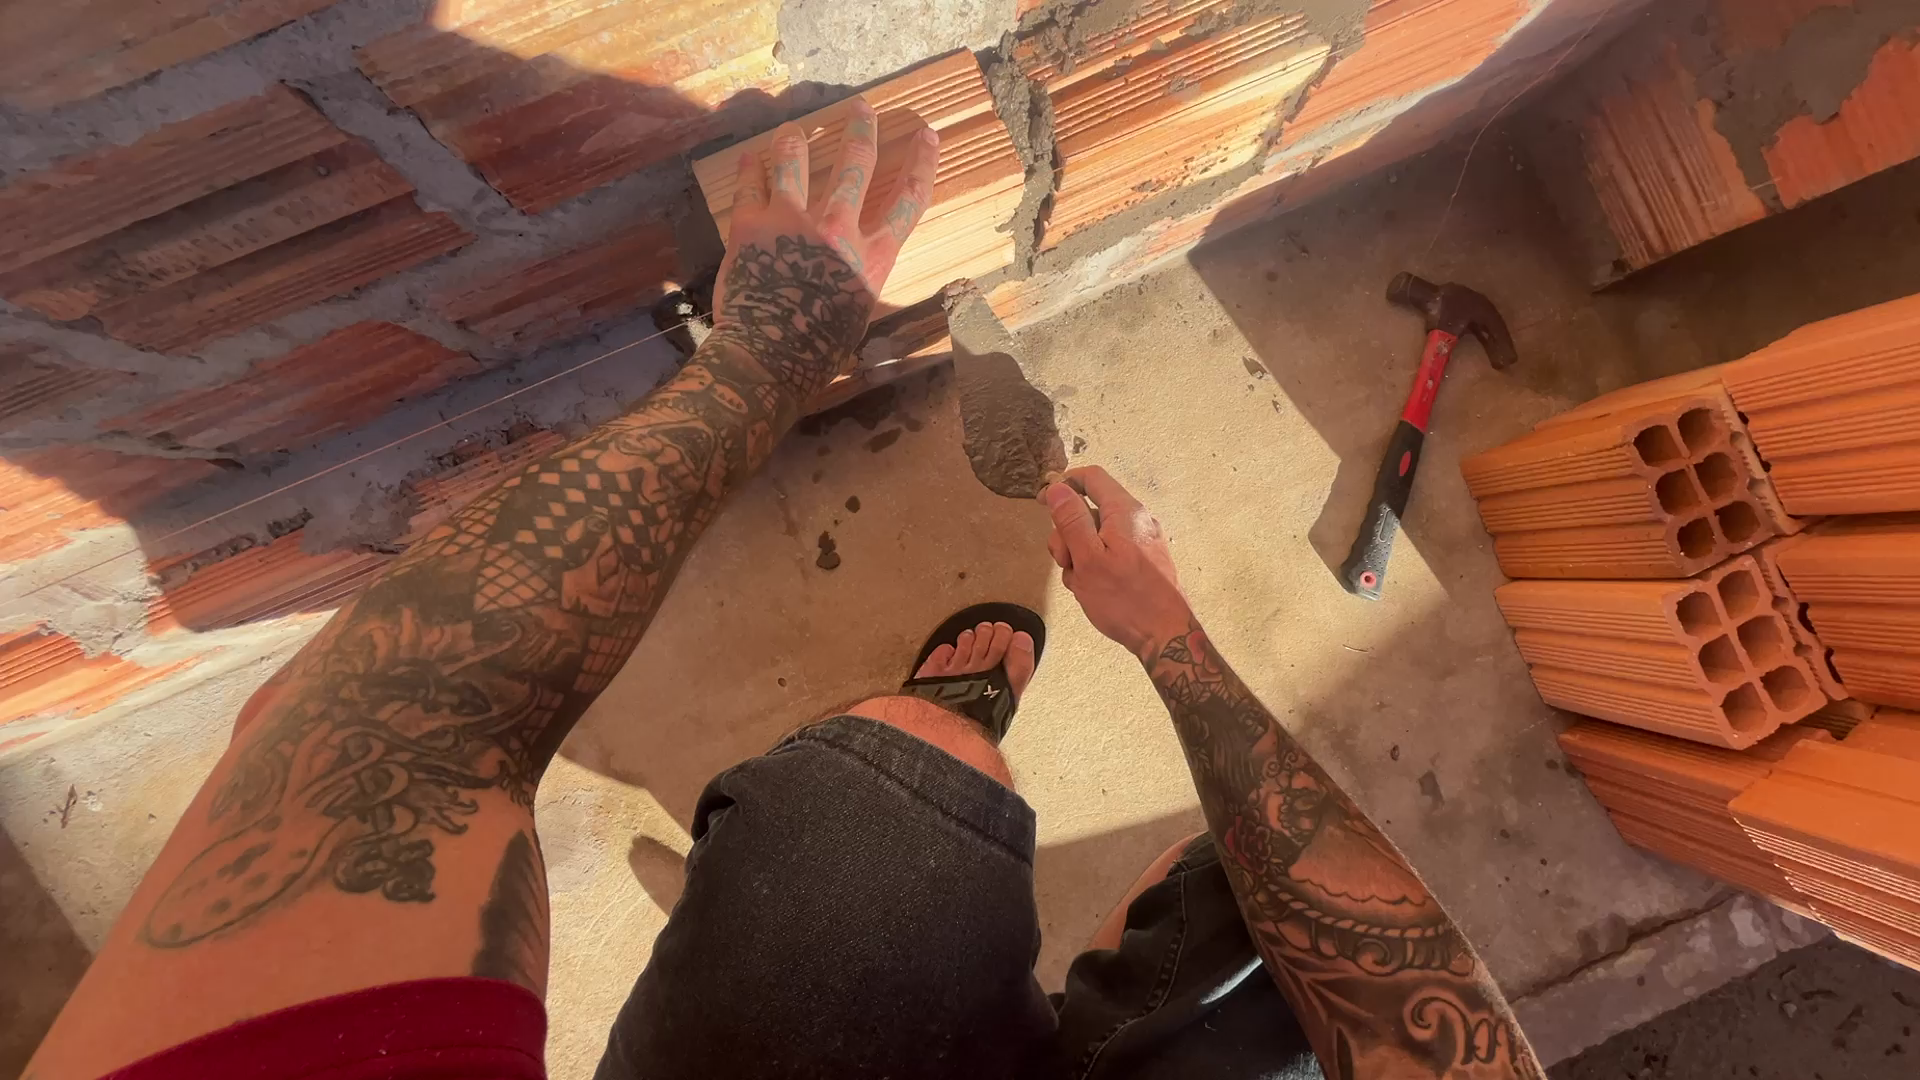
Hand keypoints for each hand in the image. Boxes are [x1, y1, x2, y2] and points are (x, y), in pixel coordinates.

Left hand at [708, 99, 939, 398]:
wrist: (768, 359)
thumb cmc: (817, 352)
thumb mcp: (857, 315)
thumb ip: (857, 279)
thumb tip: (847, 270)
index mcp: (872, 259)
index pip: (908, 202)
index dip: (921, 164)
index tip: (927, 134)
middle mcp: (838, 230)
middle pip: (857, 165)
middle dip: (861, 129)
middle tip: (861, 108)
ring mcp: (793, 220)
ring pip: (795, 159)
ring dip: (796, 140)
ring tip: (794, 132)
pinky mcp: (751, 222)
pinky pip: (751, 180)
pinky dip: (752, 166)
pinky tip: (751, 157)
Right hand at [1043, 466, 1194, 663]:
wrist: (1166, 635)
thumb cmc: (1125, 599)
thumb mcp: (1087, 558)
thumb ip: (1071, 520)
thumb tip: (1057, 488)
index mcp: (1125, 512)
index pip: (1091, 477)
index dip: (1063, 484)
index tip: (1042, 503)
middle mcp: (1137, 520)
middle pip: (1090, 509)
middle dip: (1067, 532)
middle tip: (1064, 562)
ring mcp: (1141, 541)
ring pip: (1096, 534)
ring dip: (1078, 554)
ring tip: (1080, 582)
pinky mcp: (1142, 560)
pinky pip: (1109, 552)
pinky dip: (1094, 565)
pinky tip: (1092, 589)